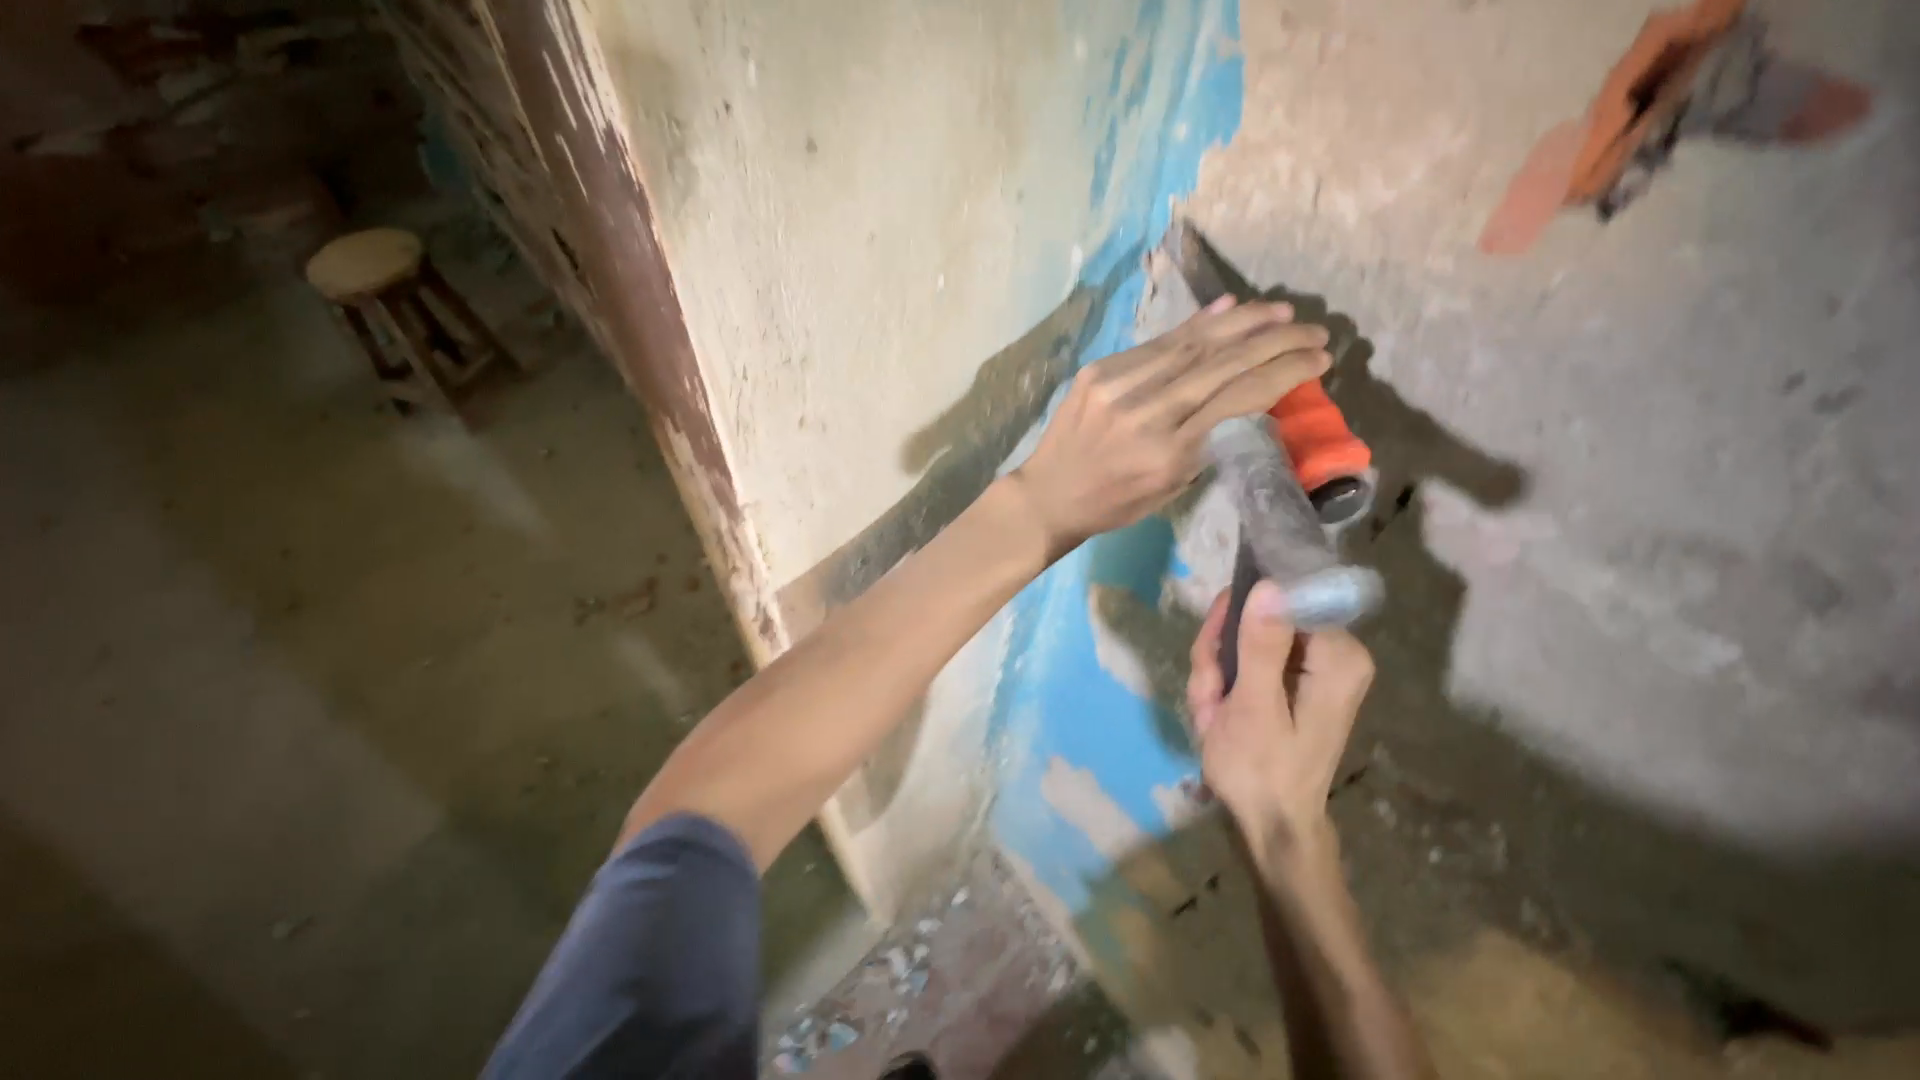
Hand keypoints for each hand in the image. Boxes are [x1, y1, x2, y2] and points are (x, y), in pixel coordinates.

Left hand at [1008, 298, 1329, 556]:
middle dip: (1275, 341)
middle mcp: (1146, 412)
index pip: (1240, 398)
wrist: (1048, 494)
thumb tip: (1251, 394)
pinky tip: (1230, 310)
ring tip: (1281, 312)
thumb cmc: (1116, 502)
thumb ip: (1209, 441)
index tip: (1319, 360)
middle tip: (1314, 330)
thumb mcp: (1172, 486)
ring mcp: (1118, 385)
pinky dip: (1196, 325)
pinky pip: (1157, 343)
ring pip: (1191, 343)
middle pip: (1222, 363)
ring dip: (1243, 323)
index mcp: (1169, 452)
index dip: (1284, 373)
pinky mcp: (1099, 370)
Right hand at [1187, 581, 1374, 846]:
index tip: (1213, 663)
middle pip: (1258, 617)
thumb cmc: (1263, 770)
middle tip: (1211, 701)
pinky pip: (1250, 658)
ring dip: (1217, 674)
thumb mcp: (1253, 708)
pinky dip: (1226, 683)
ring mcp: (1317, 665)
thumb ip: (1261, 646)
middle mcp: (1336, 652)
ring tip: (1212, 715)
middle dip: (1221, 657)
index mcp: (1338, 655)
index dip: (1235, 622)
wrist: (1273, 824)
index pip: (1277, 600)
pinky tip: (1218, 713)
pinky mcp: (1299, 679)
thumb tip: (1270, 585)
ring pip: (1245, 637)